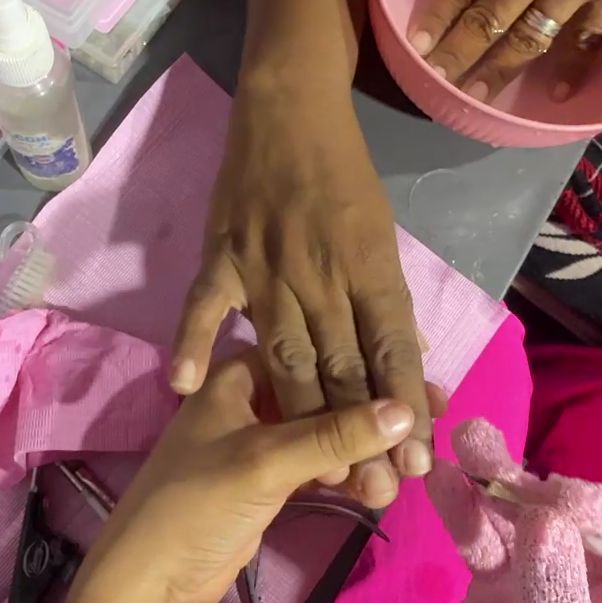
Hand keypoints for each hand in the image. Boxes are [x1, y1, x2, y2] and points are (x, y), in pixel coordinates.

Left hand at [85, 350, 442, 602]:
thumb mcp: (266, 461)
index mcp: (236, 375)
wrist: (152, 579)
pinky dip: (347, 472)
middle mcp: (250, 400)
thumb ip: (334, 435)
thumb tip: (406, 409)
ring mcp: (260, 442)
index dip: (363, 358)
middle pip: (324, 393)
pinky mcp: (269, 480)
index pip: (312, 352)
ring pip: (324, 433)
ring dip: (365, 446)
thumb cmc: (199, 501)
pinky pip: (319, 465)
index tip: (418, 368)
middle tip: (434, 411)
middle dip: (374, 406)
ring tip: (416, 456)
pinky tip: (383, 481)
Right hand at [173, 78, 430, 507]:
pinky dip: (194, 343)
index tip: (416, 466)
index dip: (406, 410)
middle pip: (345, 367)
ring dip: (302, 419)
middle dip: (363, 437)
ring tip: (320, 478)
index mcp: (369, 264)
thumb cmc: (342, 172)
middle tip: (376, 496)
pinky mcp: (221, 255)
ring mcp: (266, 266)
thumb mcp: (381, 231)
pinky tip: (185, 386)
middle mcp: (322, 273)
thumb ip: (382, 297)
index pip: (392, 350)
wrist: (290, 106)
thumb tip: (399, 360)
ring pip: (287, 354)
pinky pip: (204, 306)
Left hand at [410, 0, 601, 103]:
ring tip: (477, 95)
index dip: (437, 17)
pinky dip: (572, 69)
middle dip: (457, 54)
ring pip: (528, 38)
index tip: (417, 45)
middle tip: (437, 82)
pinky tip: (558, 94)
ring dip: (499, 70)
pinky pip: (589, 41)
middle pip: (487, 18)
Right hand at [422, 421, 601, 602]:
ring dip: (491, 484)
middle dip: (530, 483)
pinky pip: (485, 545)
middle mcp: (597, 598)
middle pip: (572, 522)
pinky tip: (440, 486)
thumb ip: (552, 600)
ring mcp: (544, 592)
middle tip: (481, 442)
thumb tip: (547, 519)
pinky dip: (464, 515)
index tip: (547, 497)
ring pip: (521, 525)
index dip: (601, 509)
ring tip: (460, 441)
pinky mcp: (500, 594)